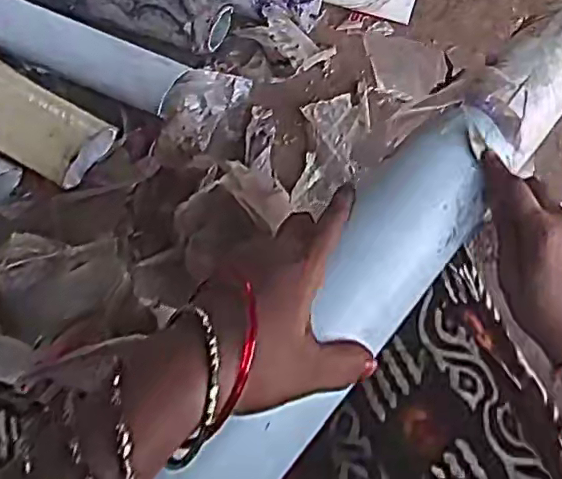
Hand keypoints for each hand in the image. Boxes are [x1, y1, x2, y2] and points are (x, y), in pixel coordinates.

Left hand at [202, 186, 375, 414]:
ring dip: (279, 250)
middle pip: (297, 224)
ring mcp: (243, 259)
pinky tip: (253, 293)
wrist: (194, 363)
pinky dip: (254, 268)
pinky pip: (245, 258)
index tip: (346, 191)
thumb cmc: (253, 362)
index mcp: (303, 269)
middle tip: (317, 240)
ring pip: (270, 240)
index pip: (328, 228)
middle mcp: (274, 254)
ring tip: (283, 276)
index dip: (341, 207)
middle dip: (309, 226)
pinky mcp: (218, 270)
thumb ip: (341, 363)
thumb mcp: (306, 369)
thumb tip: (366, 362)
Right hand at [482, 151, 561, 361]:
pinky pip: (560, 214)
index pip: (515, 187)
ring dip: (532, 202)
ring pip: (548, 199)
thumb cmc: (535, 307)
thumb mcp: (507, 269)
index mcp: (540, 229)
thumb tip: (496, 199)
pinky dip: (546, 216)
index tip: (487, 157)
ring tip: (519, 222)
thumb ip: (503, 228)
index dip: (498, 171)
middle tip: (499, 194)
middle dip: (516, 186)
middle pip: (534, 185)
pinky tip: (538, 237)